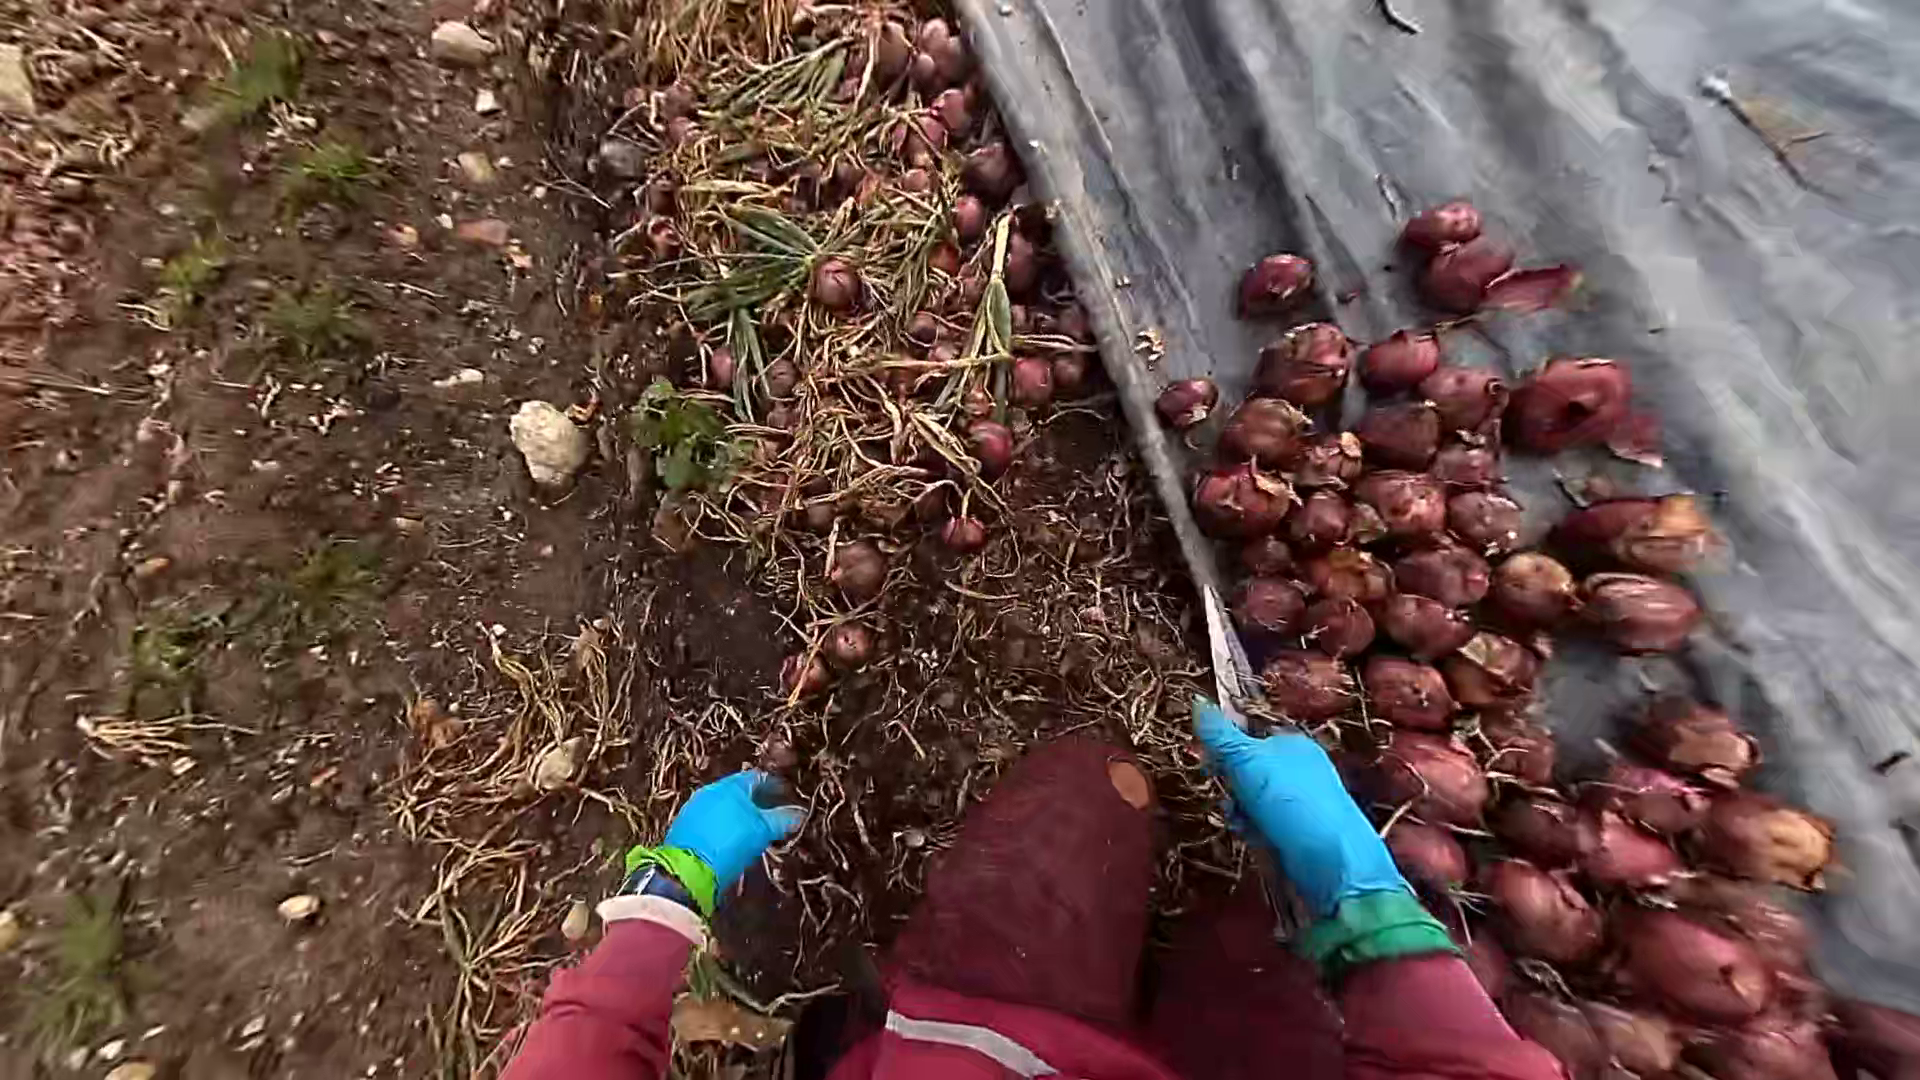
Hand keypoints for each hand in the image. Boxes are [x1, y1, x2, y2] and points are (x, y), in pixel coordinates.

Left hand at [659, 771, 804, 908]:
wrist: (686, 873)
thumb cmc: (729, 842)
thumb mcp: (763, 830)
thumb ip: (783, 819)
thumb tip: (800, 814)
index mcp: (731, 785)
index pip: (758, 777)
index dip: (775, 787)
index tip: (787, 797)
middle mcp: (710, 791)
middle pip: (740, 791)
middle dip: (757, 801)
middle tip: (773, 814)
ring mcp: (693, 809)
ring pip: (723, 806)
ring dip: (739, 815)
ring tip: (753, 831)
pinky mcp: (682, 828)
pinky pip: (710, 821)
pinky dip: (723, 826)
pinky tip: (730, 841)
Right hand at [1193, 698, 1406, 917]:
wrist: (1333, 867)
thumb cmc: (1290, 801)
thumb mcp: (1247, 759)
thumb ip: (1218, 732)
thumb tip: (1195, 699)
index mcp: (1291, 743)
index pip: (1248, 732)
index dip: (1225, 743)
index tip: (1210, 756)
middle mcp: (1296, 768)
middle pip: (1244, 763)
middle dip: (1228, 777)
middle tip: (1223, 785)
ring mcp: (1296, 801)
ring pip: (1247, 793)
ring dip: (1235, 804)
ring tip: (1239, 815)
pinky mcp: (1293, 830)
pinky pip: (1257, 818)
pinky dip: (1248, 824)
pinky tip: (1248, 832)